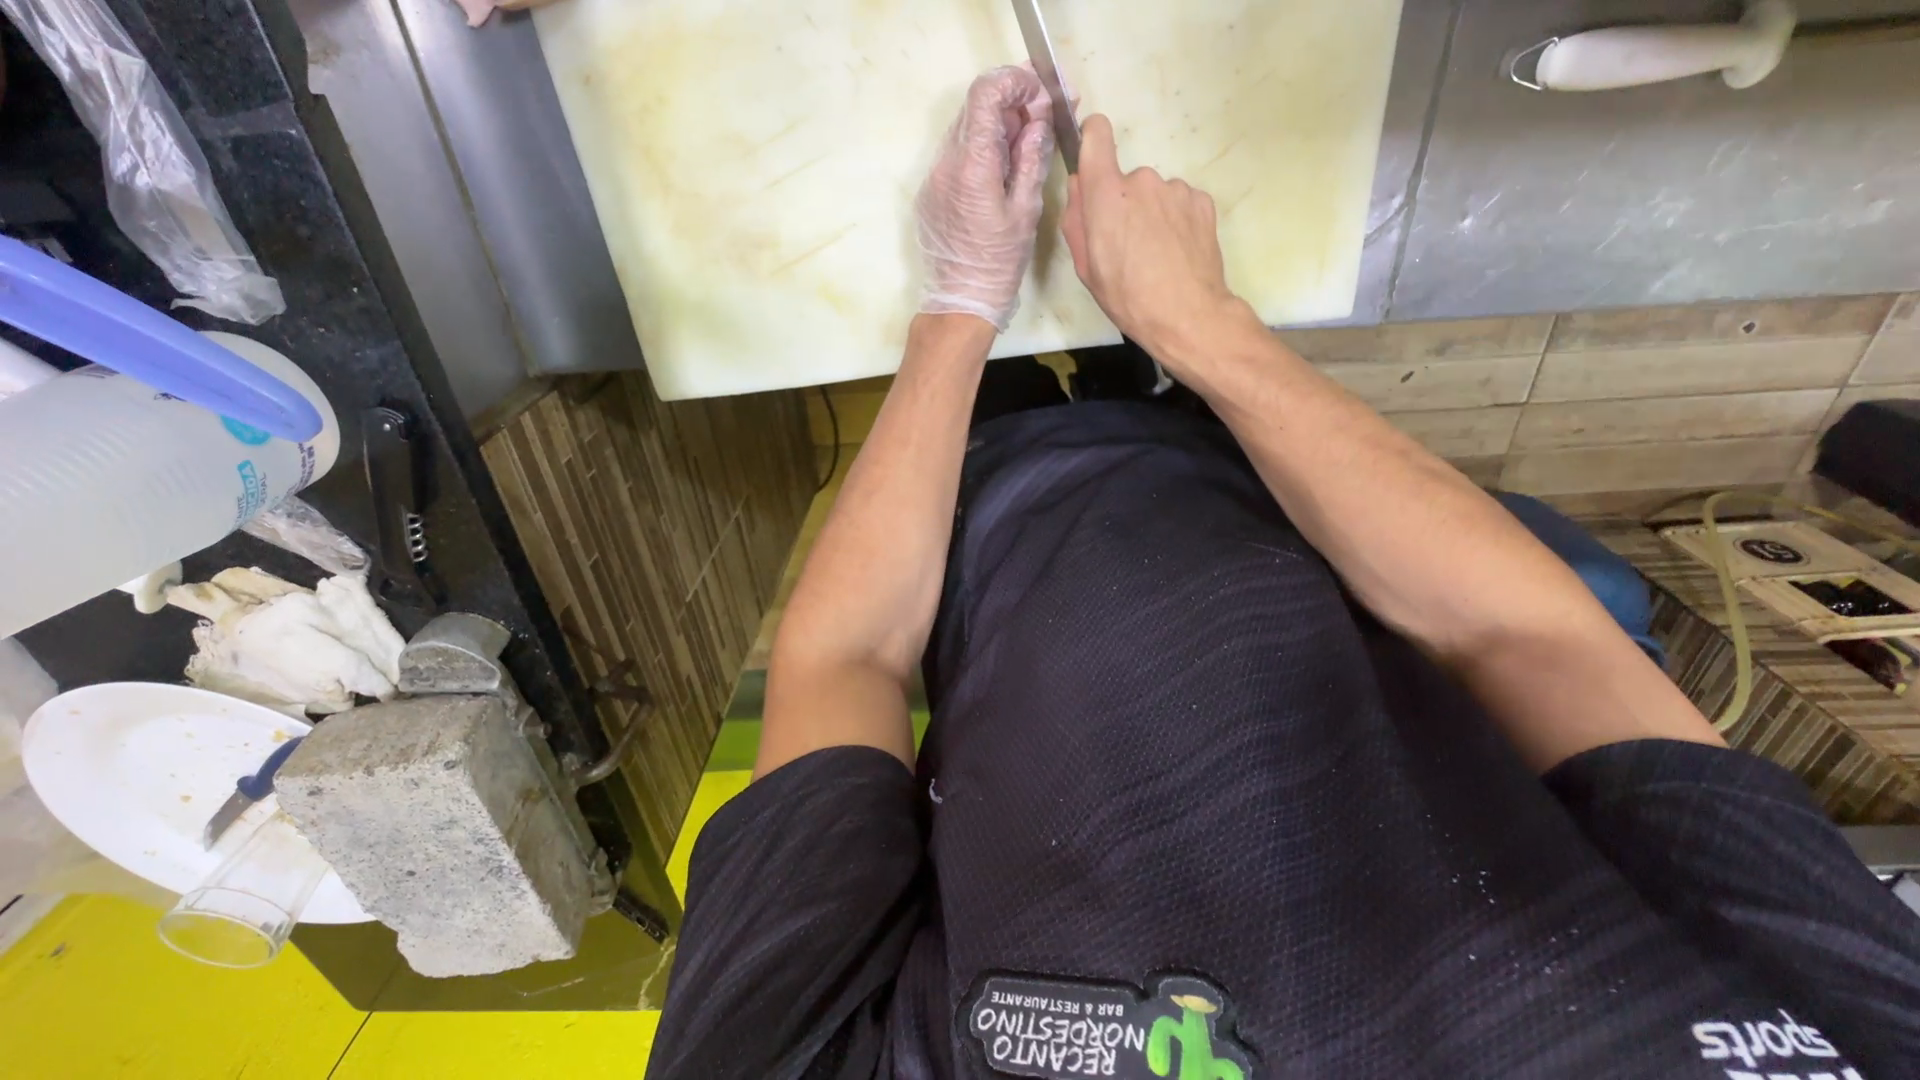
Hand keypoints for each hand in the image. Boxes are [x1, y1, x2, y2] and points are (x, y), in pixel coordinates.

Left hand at [915, 66, 1053, 330]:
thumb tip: (1038, 119)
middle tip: (1041, 117)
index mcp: (972, 166)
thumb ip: (1031, 158)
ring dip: (996, 127)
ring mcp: (933, 178)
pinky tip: (1000, 171)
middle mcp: (945, 164)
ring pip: (964, 130)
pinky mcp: (930, 192)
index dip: (1014, 82)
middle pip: (974, 107)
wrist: (960, 301)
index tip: (1039, 94)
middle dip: (1010, 103)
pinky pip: (955, 155)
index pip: (985, 93)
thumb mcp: (1026, 210)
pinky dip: (980, 150)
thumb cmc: (999, 263)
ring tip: (1024, 146)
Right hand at [1062, 115, 1247, 362]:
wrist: (1188, 315)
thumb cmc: (1128, 297)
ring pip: (1155, 194)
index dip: (1092, 139)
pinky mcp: (1202, 201)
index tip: (1094, 154)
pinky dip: (1176, 222)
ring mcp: (1176, 189)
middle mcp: (1142, 180)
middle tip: (1128, 246)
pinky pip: (1180, 203)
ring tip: (1157, 255)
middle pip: (1125, 181)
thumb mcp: (1086, 267)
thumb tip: (1079, 185)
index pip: (1096, 135)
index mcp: (1106, 194)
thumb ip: (1076, 219)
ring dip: (1152, 215)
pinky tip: (1177, 252)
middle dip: (1124, 205)